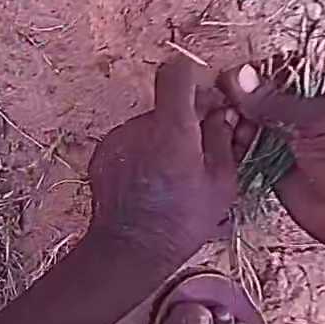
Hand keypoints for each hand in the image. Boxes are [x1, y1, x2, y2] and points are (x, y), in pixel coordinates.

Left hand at [86, 58, 239, 265]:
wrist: (130, 249)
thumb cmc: (181, 222)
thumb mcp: (221, 182)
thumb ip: (223, 138)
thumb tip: (223, 113)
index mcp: (171, 131)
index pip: (176, 74)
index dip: (196, 78)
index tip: (210, 96)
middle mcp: (138, 128)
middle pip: (166, 104)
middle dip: (187, 117)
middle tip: (203, 145)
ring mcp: (115, 140)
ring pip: (149, 124)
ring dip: (165, 137)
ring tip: (174, 172)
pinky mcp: (101, 154)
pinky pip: (130, 141)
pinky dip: (143, 151)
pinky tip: (151, 180)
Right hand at [217, 65, 324, 270]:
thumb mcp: (322, 119)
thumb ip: (274, 100)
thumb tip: (238, 76)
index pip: (291, 70)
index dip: (261, 72)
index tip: (234, 77)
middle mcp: (314, 114)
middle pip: (268, 98)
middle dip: (244, 99)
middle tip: (223, 103)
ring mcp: (294, 142)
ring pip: (255, 124)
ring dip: (238, 123)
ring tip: (227, 125)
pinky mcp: (276, 168)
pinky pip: (249, 152)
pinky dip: (235, 148)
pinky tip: (228, 144)